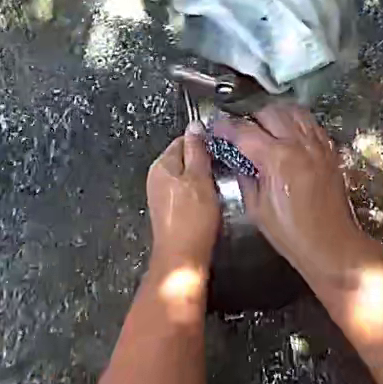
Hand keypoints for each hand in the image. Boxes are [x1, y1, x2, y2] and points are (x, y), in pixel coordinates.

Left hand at [146, 124, 219, 269]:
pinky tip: (211, 202)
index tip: (224, 150)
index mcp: (161, 165)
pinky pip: (186, 192)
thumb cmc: (192, 218)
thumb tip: (195, 125)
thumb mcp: (199, 178)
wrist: (182, 258)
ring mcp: (161, 195)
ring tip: (220, 187)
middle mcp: (157, 177)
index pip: (184, 140)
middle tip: (225, 169)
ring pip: (187, 176)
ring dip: (204, 179)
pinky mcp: (169, 210)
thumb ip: (197, 150)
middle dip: (204, 162)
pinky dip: (199, 194)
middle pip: (185, 158)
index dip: (205, 143)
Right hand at [209, 103, 378, 285]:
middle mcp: (299, 145)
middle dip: (250, 119)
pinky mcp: (329, 152)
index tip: (217, 129)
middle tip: (240, 132)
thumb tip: (238, 161)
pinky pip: (311, 125)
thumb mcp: (256, 208)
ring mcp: (317, 146)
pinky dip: (297, 124)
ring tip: (265, 129)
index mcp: (276, 158)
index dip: (226, 127)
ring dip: (275, 116)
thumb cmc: (292, 233)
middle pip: (269, 113)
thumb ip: (245, 177)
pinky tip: (289, 136)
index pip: (244, 131)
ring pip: (293, 112)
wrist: (330, 244)